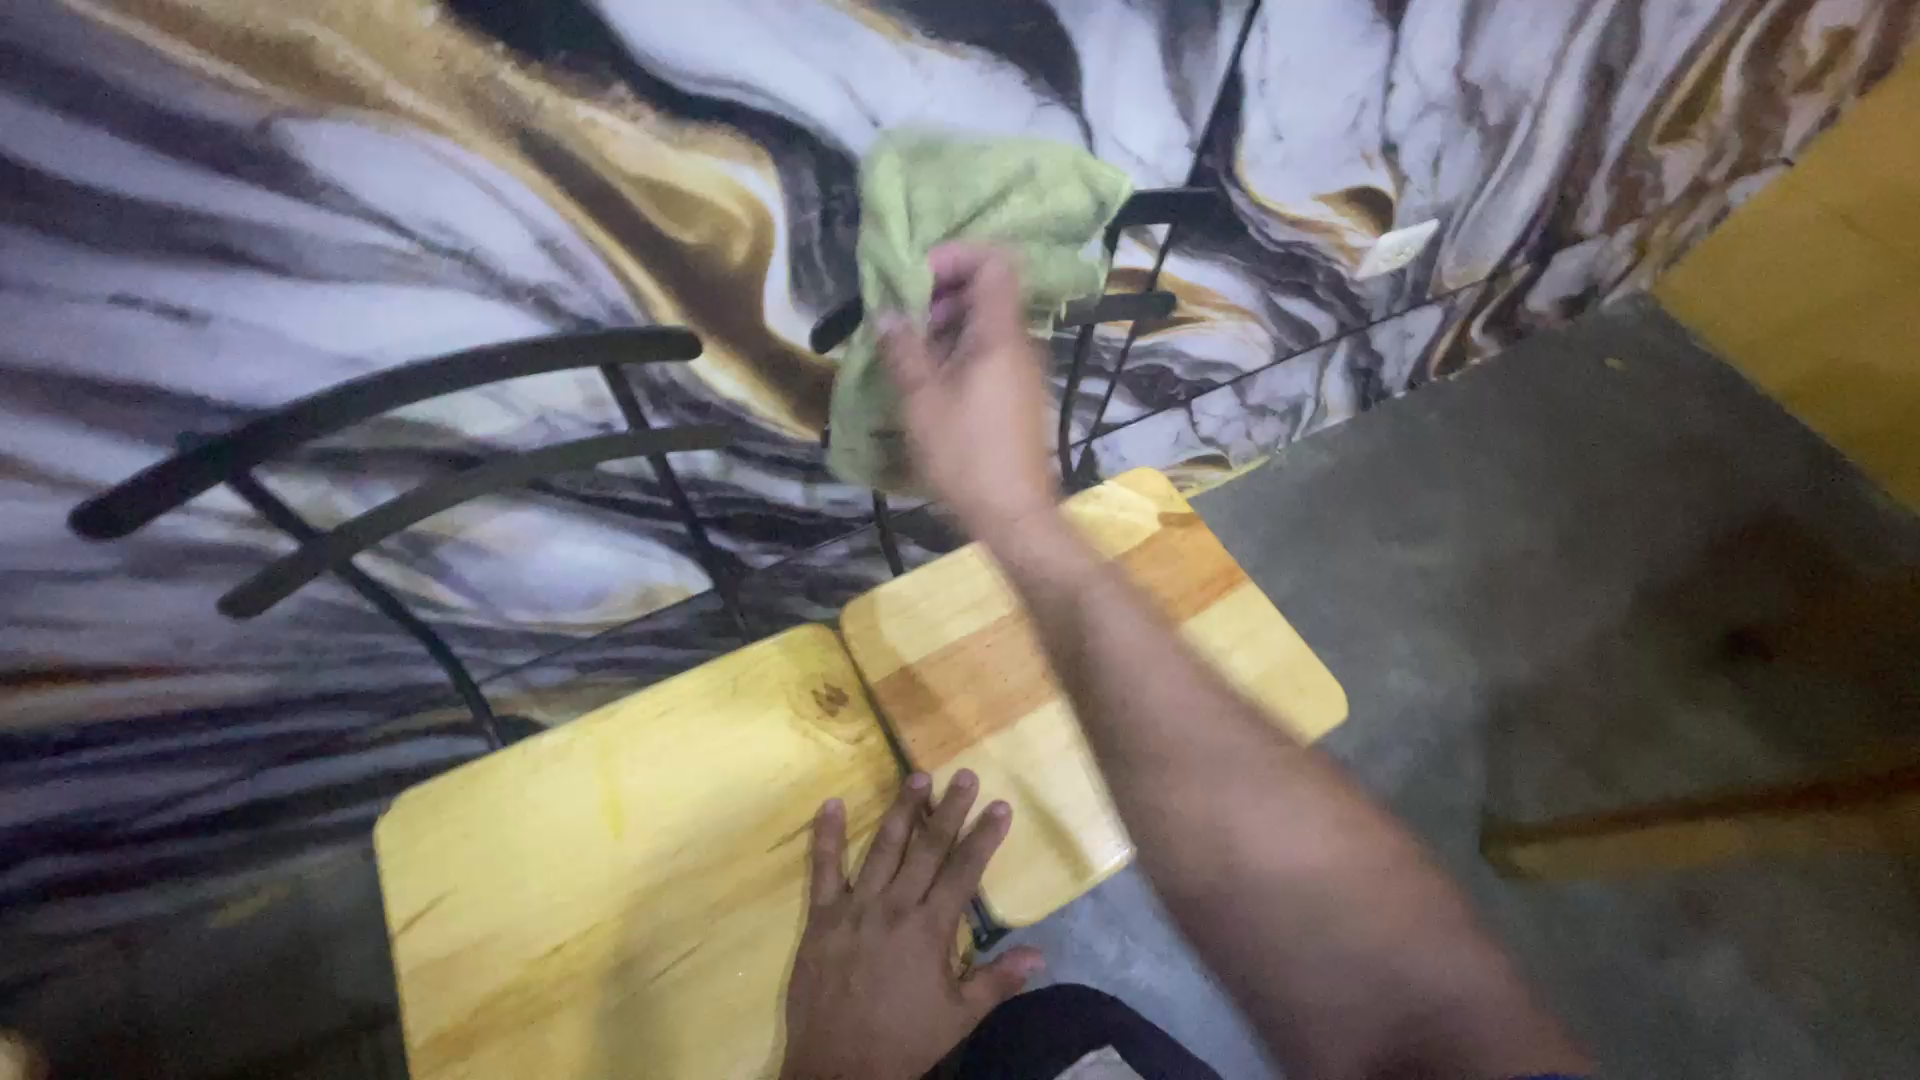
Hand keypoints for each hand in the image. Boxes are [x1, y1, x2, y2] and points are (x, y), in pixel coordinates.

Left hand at [780, 770, 1044, 1079]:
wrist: (838, 1069)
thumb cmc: (903, 1041)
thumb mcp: (959, 1017)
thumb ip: (997, 980)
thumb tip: (1040, 954)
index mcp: (930, 929)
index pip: (964, 870)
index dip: (984, 836)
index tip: (1000, 806)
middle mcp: (895, 907)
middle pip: (928, 848)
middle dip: (949, 809)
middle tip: (963, 775)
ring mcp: (856, 907)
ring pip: (883, 847)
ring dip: (902, 809)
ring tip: (917, 776)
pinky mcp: (822, 916)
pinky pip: (823, 869)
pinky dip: (827, 836)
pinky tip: (832, 803)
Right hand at [881, 244, 1058, 542]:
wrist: (1013, 513)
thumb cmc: (965, 455)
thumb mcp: (921, 400)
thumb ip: (903, 348)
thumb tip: (888, 313)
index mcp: (1000, 334)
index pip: (994, 261)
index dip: (955, 255)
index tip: (916, 277)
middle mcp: (1020, 343)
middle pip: (987, 292)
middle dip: (942, 294)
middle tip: (906, 323)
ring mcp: (1024, 370)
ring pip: (987, 325)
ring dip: (947, 327)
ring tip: (911, 356)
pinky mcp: (1020, 395)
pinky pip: (991, 354)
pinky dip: (961, 353)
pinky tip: (933, 384)